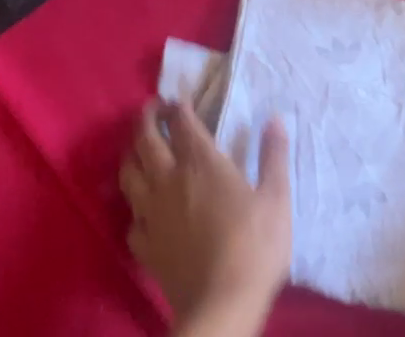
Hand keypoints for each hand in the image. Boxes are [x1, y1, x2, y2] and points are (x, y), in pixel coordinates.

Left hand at [121, 100, 292, 330]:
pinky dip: (133, 205)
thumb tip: (276, 120)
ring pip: (128, 172)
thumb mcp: (276, 199)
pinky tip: (143, 208)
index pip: (180, 121)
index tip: (179, 99)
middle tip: (151, 110)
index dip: (177, 105)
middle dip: (145, 118)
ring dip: (131, 154)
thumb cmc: (254, 247)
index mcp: (200, 162)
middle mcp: (168, 179)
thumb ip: (273, 156)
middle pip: (144, 139)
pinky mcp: (143, 244)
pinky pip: (130, 216)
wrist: (221, 306)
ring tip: (138, 149)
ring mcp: (150, 212)